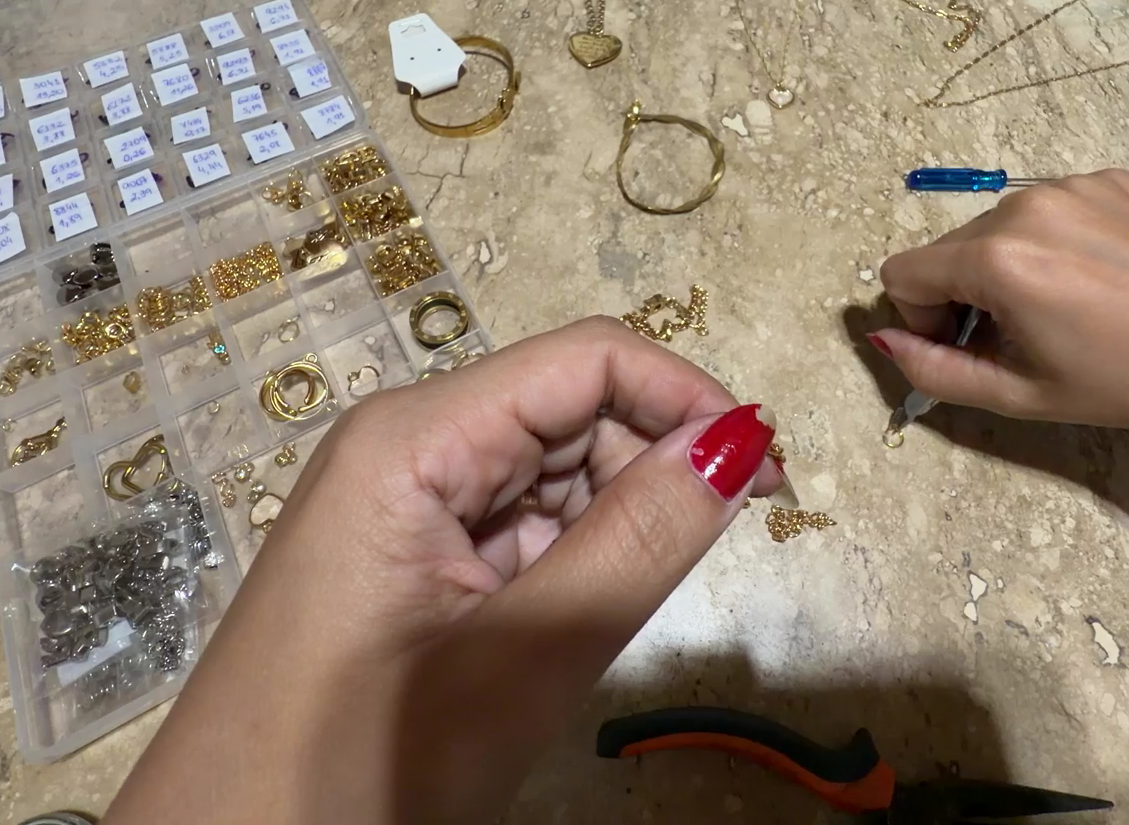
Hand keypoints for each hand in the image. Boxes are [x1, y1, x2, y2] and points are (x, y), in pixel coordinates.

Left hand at [106, 317, 784, 824]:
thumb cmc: (365, 769)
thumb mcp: (525, 655)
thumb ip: (639, 539)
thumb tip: (741, 440)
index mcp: (417, 435)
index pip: (584, 360)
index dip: (683, 393)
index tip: (763, 463)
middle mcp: (411, 438)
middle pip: (570, 407)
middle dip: (652, 460)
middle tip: (719, 538)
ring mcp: (410, 488)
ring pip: (553, 462)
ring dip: (612, 513)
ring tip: (619, 597)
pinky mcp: (417, 538)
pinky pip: (522, 513)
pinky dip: (572, 547)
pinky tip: (570, 606)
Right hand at [871, 170, 1128, 450]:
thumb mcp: (1019, 395)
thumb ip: (932, 370)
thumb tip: (884, 338)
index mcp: (998, 256)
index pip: (901, 272)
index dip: (921, 317)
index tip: (970, 346)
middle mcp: (1026, 203)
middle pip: (947, 249)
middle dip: (961, 294)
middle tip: (1017, 337)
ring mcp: (1075, 184)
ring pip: (994, 227)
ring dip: (1004, 267)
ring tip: (1065, 308)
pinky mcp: (1114, 178)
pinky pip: (1046, 210)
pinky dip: (1050, 244)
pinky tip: (1101, 278)